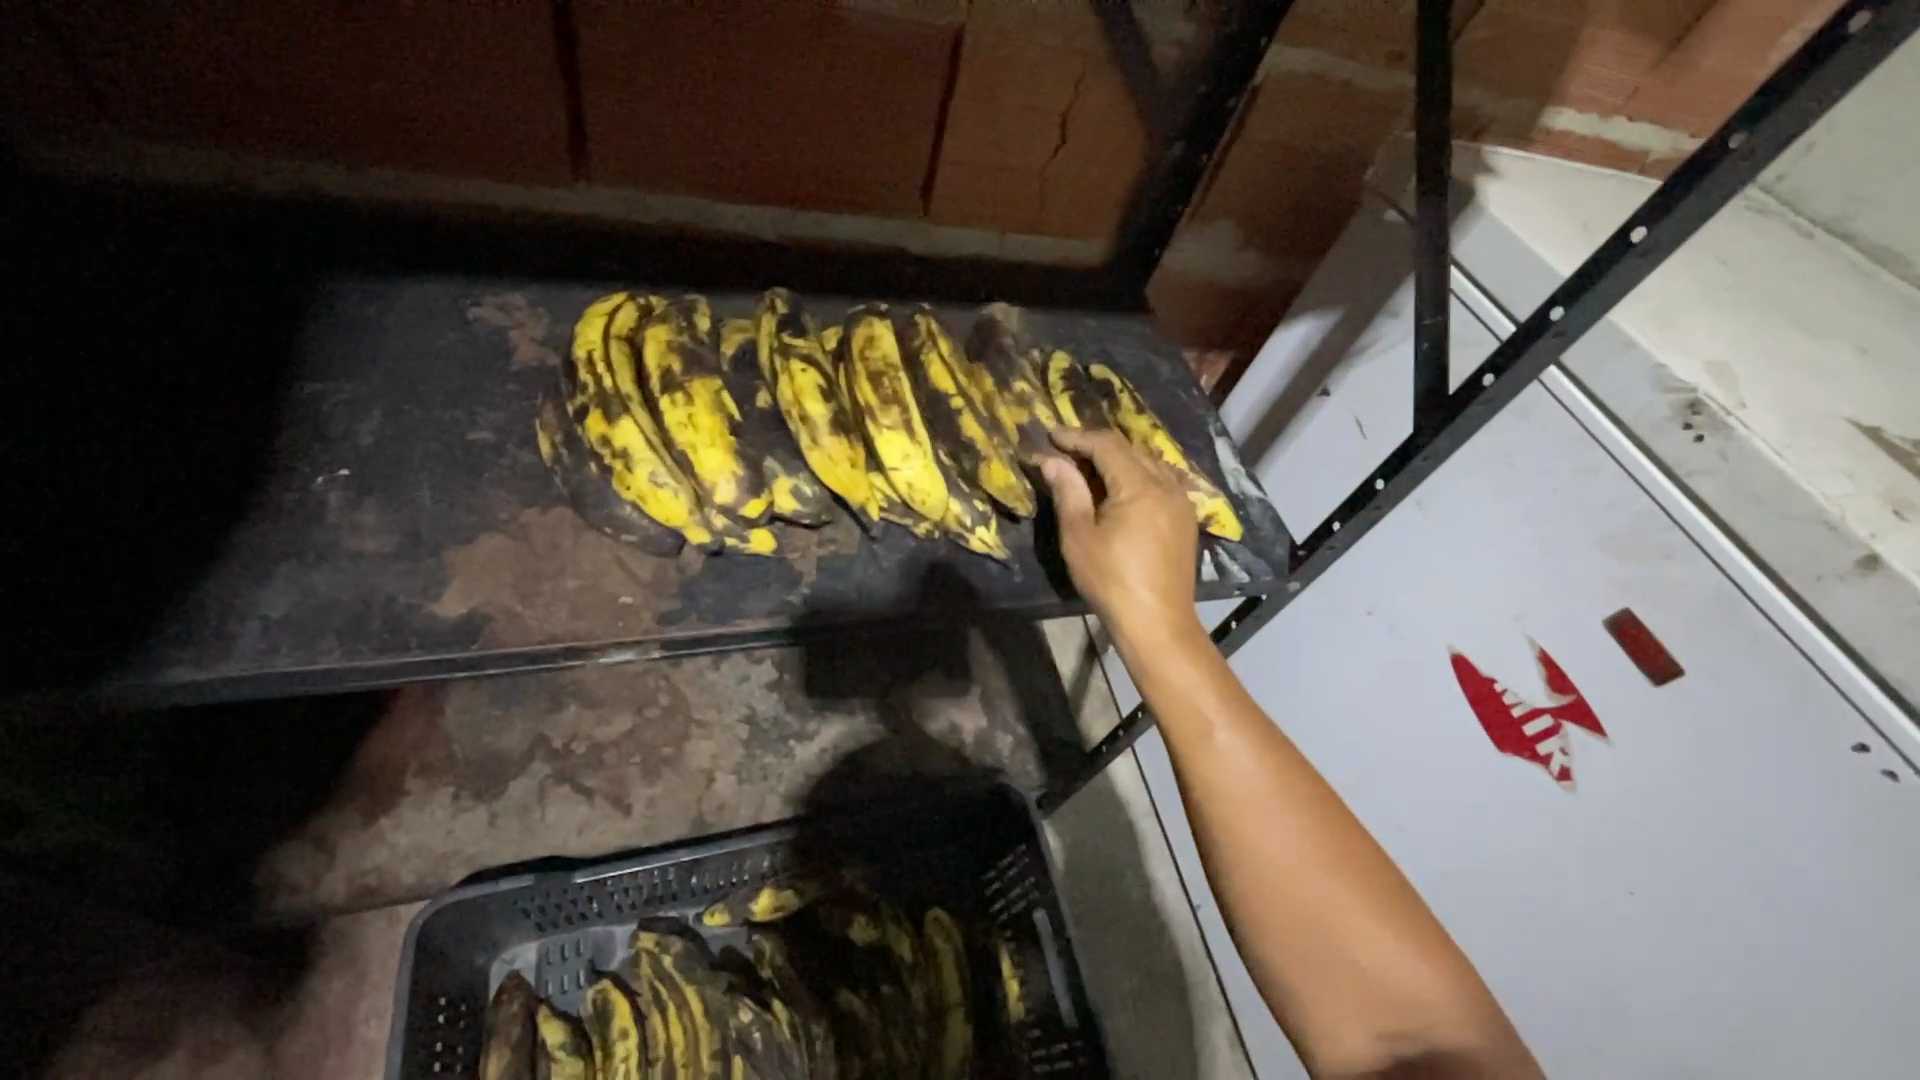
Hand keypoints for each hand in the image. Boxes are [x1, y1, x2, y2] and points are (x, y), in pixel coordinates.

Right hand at [1039, 427, 1200, 651]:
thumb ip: (1068, 492)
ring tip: (1089, 469)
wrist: (1157, 622)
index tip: (1050, 434)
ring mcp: (1181, 501)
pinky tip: (1121, 489)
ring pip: (1148, 464)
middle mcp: (1166, 485)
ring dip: (1118, 460)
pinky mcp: (1186, 518)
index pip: (1107, 444)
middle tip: (1065, 451)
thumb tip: (1052, 460)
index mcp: (1140, 486)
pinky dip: (1137, 476)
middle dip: (1096, 446)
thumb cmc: (1111, 581)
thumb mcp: (1079, 537)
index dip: (1077, 436)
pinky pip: (1161, 481)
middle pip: (1130, 450)